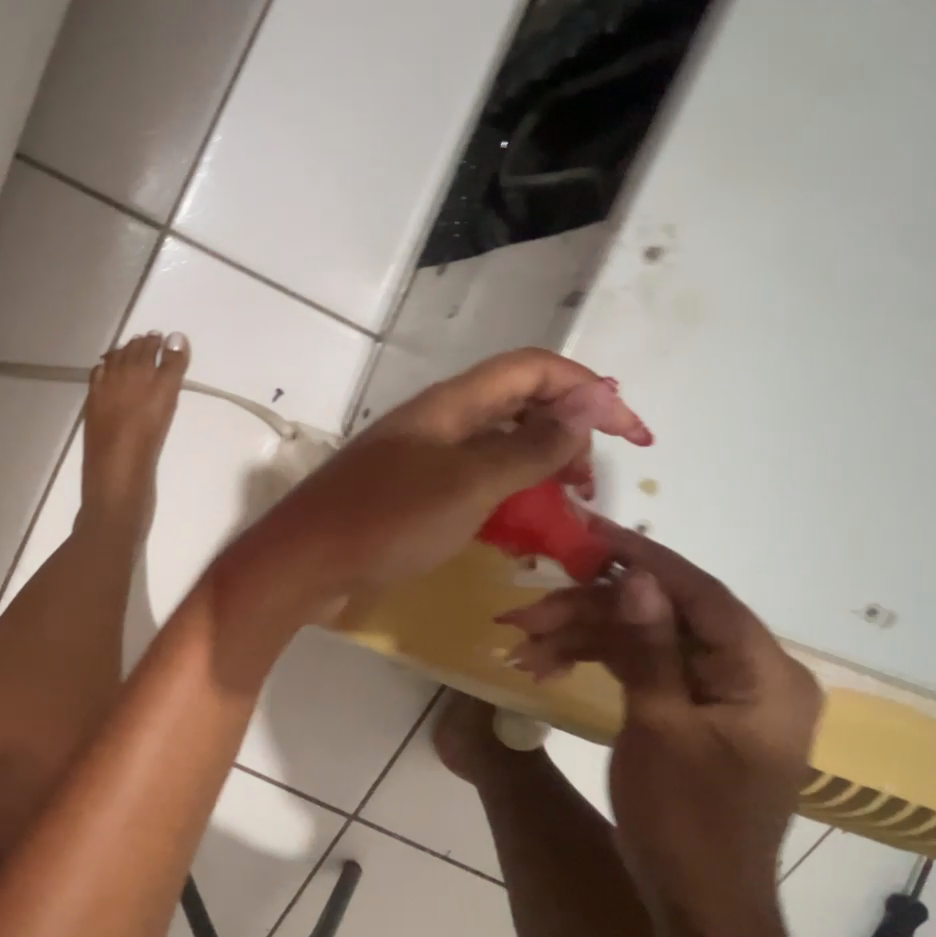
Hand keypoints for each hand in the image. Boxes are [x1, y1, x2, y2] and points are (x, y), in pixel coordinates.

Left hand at [211, 348, 650, 621]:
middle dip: (565, 434)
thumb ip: (529, 446)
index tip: (632, 436)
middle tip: (589, 487)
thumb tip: (589, 404)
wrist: (302, 567)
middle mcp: (433, 425)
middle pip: (515, 406)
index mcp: (448, 406)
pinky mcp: (405, 499)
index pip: (532, 369)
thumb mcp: (468, 484)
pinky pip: (468, 486)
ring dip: (536, 469)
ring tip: (566, 510)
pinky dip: (502, 499)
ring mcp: (415, 463)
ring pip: (493, 449)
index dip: (588, 390)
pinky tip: (518, 530)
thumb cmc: (385, 522)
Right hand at [496, 521, 822, 911]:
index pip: (702, 595)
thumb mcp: (660, 728)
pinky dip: (596, 663)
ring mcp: (723, 695)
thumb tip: (638, 576)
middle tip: (521, 612)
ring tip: (519, 645)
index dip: (642, 558)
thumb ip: (650, 648)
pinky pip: (644, 668)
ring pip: (645, 640)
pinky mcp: (695, 713)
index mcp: (766, 676)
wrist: (698, 905)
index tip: (586, 531)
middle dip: (588, 610)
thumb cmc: (685, 822)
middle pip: (664, 615)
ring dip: (581, 637)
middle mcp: (754, 675)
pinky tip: (544, 665)